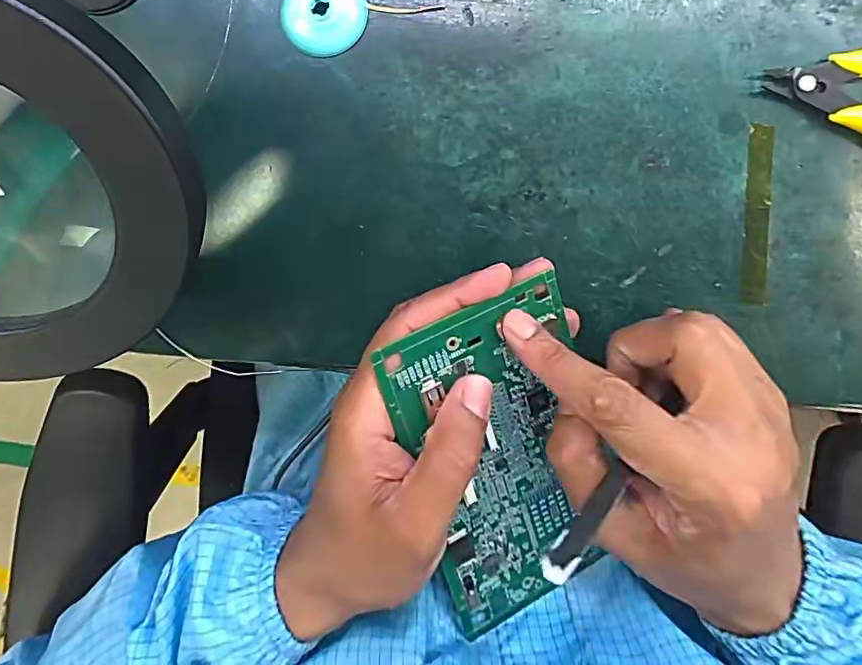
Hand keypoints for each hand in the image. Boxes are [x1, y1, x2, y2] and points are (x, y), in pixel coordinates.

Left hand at [276, 259, 568, 639]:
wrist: (328, 583)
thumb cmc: (364, 556)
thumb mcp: (415, 520)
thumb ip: (448, 455)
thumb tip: (479, 382)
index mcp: (366, 405)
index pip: (405, 333)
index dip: (450, 299)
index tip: (498, 278)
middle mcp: (376, 394)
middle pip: (423, 333)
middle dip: (474, 303)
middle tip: (531, 284)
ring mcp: (390, 408)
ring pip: (435, 356)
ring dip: (479, 332)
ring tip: (532, 316)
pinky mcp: (405, 424)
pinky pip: (441, 386)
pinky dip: (475, 368)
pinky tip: (509, 367)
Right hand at [499, 308, 802, 635]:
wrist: (767, 577)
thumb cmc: (686, 558)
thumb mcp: (612, 529)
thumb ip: (575, 458)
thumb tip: (565, 395)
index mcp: (709, 483)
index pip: (619, 405)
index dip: (561, 365)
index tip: (519, 330)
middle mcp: (753, 435)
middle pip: (679, 338)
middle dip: (630, 349)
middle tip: (622, 390)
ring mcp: (771, 408)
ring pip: (696, 325)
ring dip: (653, 348)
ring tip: (649, 394)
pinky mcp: (772, 392)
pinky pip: (712, 337)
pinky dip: (677, 351)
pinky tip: (673, 394)